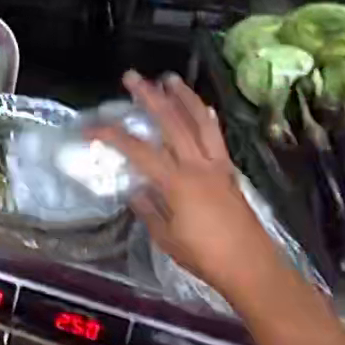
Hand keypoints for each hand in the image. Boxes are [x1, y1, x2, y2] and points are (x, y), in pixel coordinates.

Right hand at [88, 72, 283, 308]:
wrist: (252, 267)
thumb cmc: (205, 256)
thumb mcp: (166, 237)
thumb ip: (149, 210)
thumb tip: (137, 191)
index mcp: (177, 183)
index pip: (138, 151)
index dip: (112, 135)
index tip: (92, 127)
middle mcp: (198, 166)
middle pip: (172, 122)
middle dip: (150, 97)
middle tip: (133, 77)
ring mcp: (217, 166)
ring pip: (199, 122)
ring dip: (184, 97)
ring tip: (170, 78)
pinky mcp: (230, 172)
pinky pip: (216, 137)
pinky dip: (206, 118)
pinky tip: (202, 109)